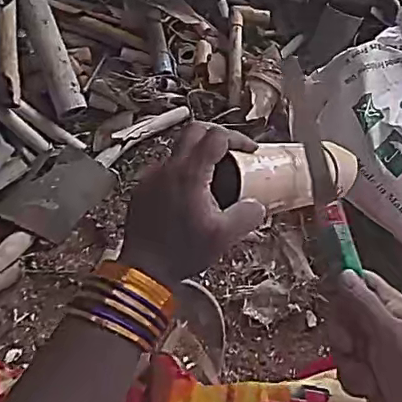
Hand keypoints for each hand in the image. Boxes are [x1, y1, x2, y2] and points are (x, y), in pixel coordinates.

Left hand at [119, 122, 265, 285]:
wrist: (144, 270)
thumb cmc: (179, 253)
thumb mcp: (224, 237)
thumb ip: (247, 216)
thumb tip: (257, 206)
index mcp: (190, 175)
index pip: (216, 136)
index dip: (238, 138)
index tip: (248, 150)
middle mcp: (168, 169)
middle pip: (195, 130)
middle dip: (217, 135)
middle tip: (232, 150)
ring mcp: (152, 177)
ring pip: (179, 148)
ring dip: (200, 154)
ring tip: (214, 176)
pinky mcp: (143, 188)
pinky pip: (167, 167)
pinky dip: (183, 170)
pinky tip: (193, 193)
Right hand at [327, 270, 401, 401]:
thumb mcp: (388, 333)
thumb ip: (364, 303)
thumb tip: (344, 272)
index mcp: (390, 305)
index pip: (362, 280)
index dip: (345, 284)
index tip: (333, 297)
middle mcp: (377, 322)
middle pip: (342, 311)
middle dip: (343, 332)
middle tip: (354, 345)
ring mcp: (369, 347)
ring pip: (339, 341)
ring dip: (349, 360)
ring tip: (368, 374)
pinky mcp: (362, 370)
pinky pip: (343, 365)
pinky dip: (353, 377)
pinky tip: (368, 388)